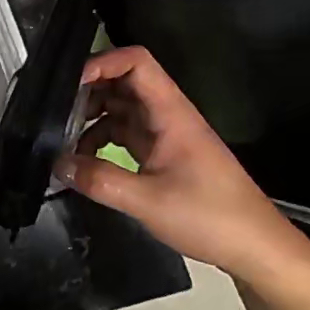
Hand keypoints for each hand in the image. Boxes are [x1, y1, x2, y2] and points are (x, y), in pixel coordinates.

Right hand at [55, 46, 308, 276]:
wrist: (255, 247)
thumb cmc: (210, 217)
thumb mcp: (148, 201)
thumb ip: (99, 180)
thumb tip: (58, 165)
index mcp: (170, 113)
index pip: (136, 63)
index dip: (101, 63)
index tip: (68, 84)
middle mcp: (166, 116)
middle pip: (123, 82)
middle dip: (88, 90)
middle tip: (54, 112)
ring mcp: (164, 135)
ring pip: (121, 109)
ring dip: (91, 117)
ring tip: (61, 137)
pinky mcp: (161, 155)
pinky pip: (123, 134)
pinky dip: (99, 140)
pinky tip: (82, 161)